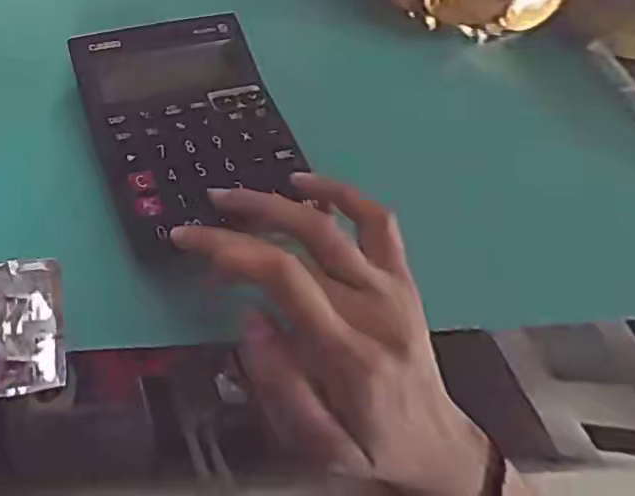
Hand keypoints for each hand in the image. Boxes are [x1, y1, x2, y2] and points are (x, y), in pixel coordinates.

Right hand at [173, 175, 501, 495]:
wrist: (443, 450)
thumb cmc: (372, 445)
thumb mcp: (324, 449)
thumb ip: (281, 386)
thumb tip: (249, 317)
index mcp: (351, 352)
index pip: (285, 276)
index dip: (233, 249)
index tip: (190, 241)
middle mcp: (375, 309)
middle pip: (301, 241)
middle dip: (241, 222)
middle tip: (201, 218)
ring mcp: (392, 288)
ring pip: (330, 224)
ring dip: (277, 201)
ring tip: (234, 196)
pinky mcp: (402, 278)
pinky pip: (377, 221)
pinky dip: (340, 192)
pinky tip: (303, 183)